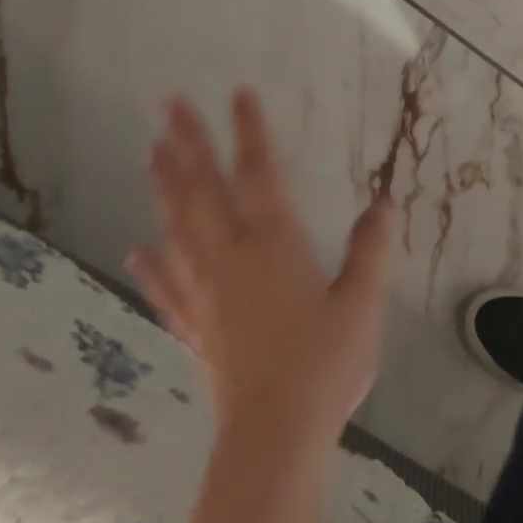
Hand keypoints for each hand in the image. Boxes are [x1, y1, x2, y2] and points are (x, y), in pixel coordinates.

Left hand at [126, 88, 394, 449]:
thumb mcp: (364, 302)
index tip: (237, 93)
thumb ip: (370, 249)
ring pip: (177, 228)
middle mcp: (230, 259)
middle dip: (187, 145)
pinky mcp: (196, 326)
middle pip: (202, 193)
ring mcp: (205, 293)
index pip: (259, 177)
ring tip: (151, 154)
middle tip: (168, 105)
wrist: (275, 429)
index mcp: (275, 246)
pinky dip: (152, 263)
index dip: (250, 134)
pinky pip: (167, 285)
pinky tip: (139, 248)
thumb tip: (382, 202)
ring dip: (164, 187)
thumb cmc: (327, 361)